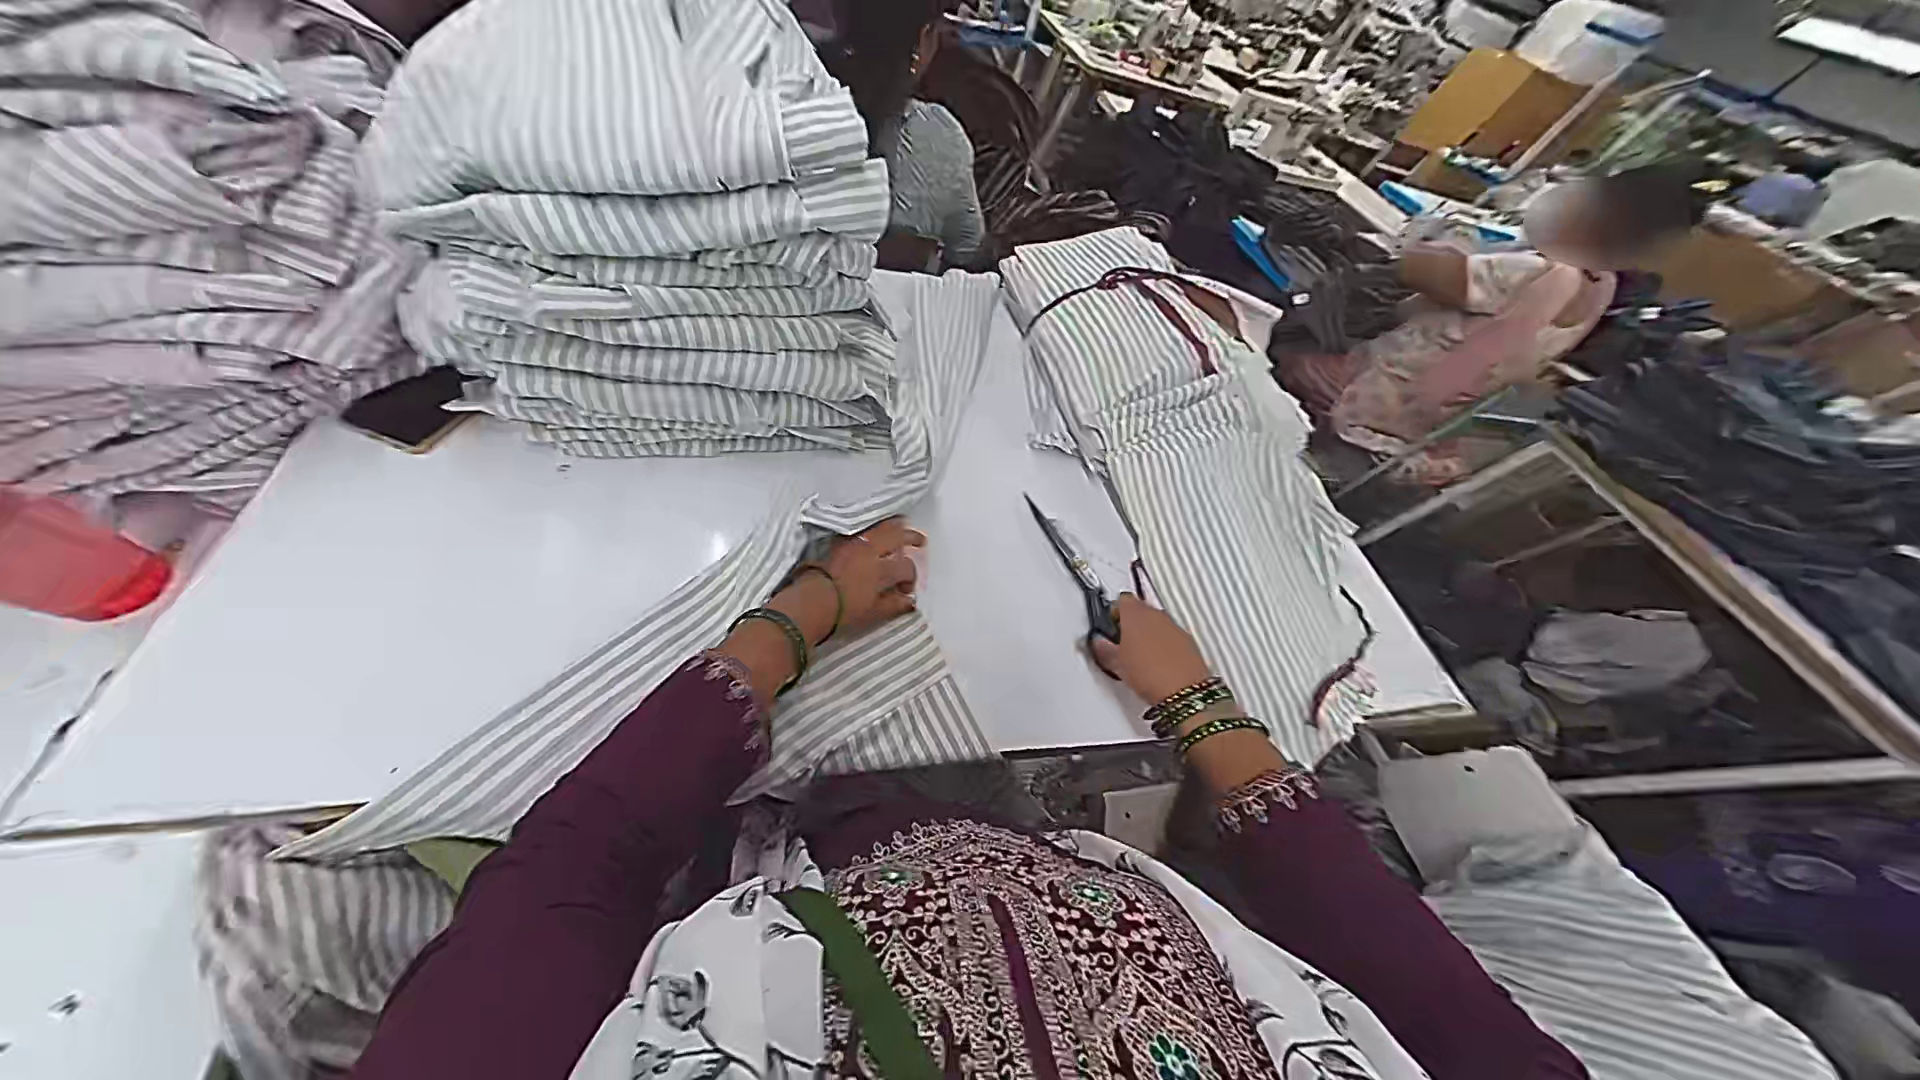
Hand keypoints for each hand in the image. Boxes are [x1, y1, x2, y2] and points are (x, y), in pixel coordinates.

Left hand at [770, 516, 925, 644]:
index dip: (911, 577)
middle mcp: (869, 552)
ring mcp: (851, 545)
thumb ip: (894, 604)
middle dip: (911, 536)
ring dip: (891, 527)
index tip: (906, 589)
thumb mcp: (873, 613)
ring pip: (877, 527)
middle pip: (896, 535)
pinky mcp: (835, 544)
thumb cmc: (841, 612)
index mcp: (881, 570)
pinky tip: (871, 535)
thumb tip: (909, 601)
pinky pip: (858, 530)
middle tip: (919, 540)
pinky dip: (870, 530)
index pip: (905, 567)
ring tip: (899, 527)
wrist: (808, 604)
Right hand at [1089, 593, 1213, 704]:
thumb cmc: (1147, 673)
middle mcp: (1156, 614)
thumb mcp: (1116, 664)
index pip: (1121, 600)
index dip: (1114, 612)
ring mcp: (1174, 626)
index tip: (1110, 627)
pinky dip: (1164, 643)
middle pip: (1140, 609)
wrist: (1184, 692)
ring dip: (1148, 633)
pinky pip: (1171, 635)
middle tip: (1122, 643)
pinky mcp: (1189, 641)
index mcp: (1134, 613)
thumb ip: (1104, 649)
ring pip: (1156, 622)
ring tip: (1140, 656)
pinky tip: (1158, 662)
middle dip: (1131, 623)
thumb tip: (1099, 643)